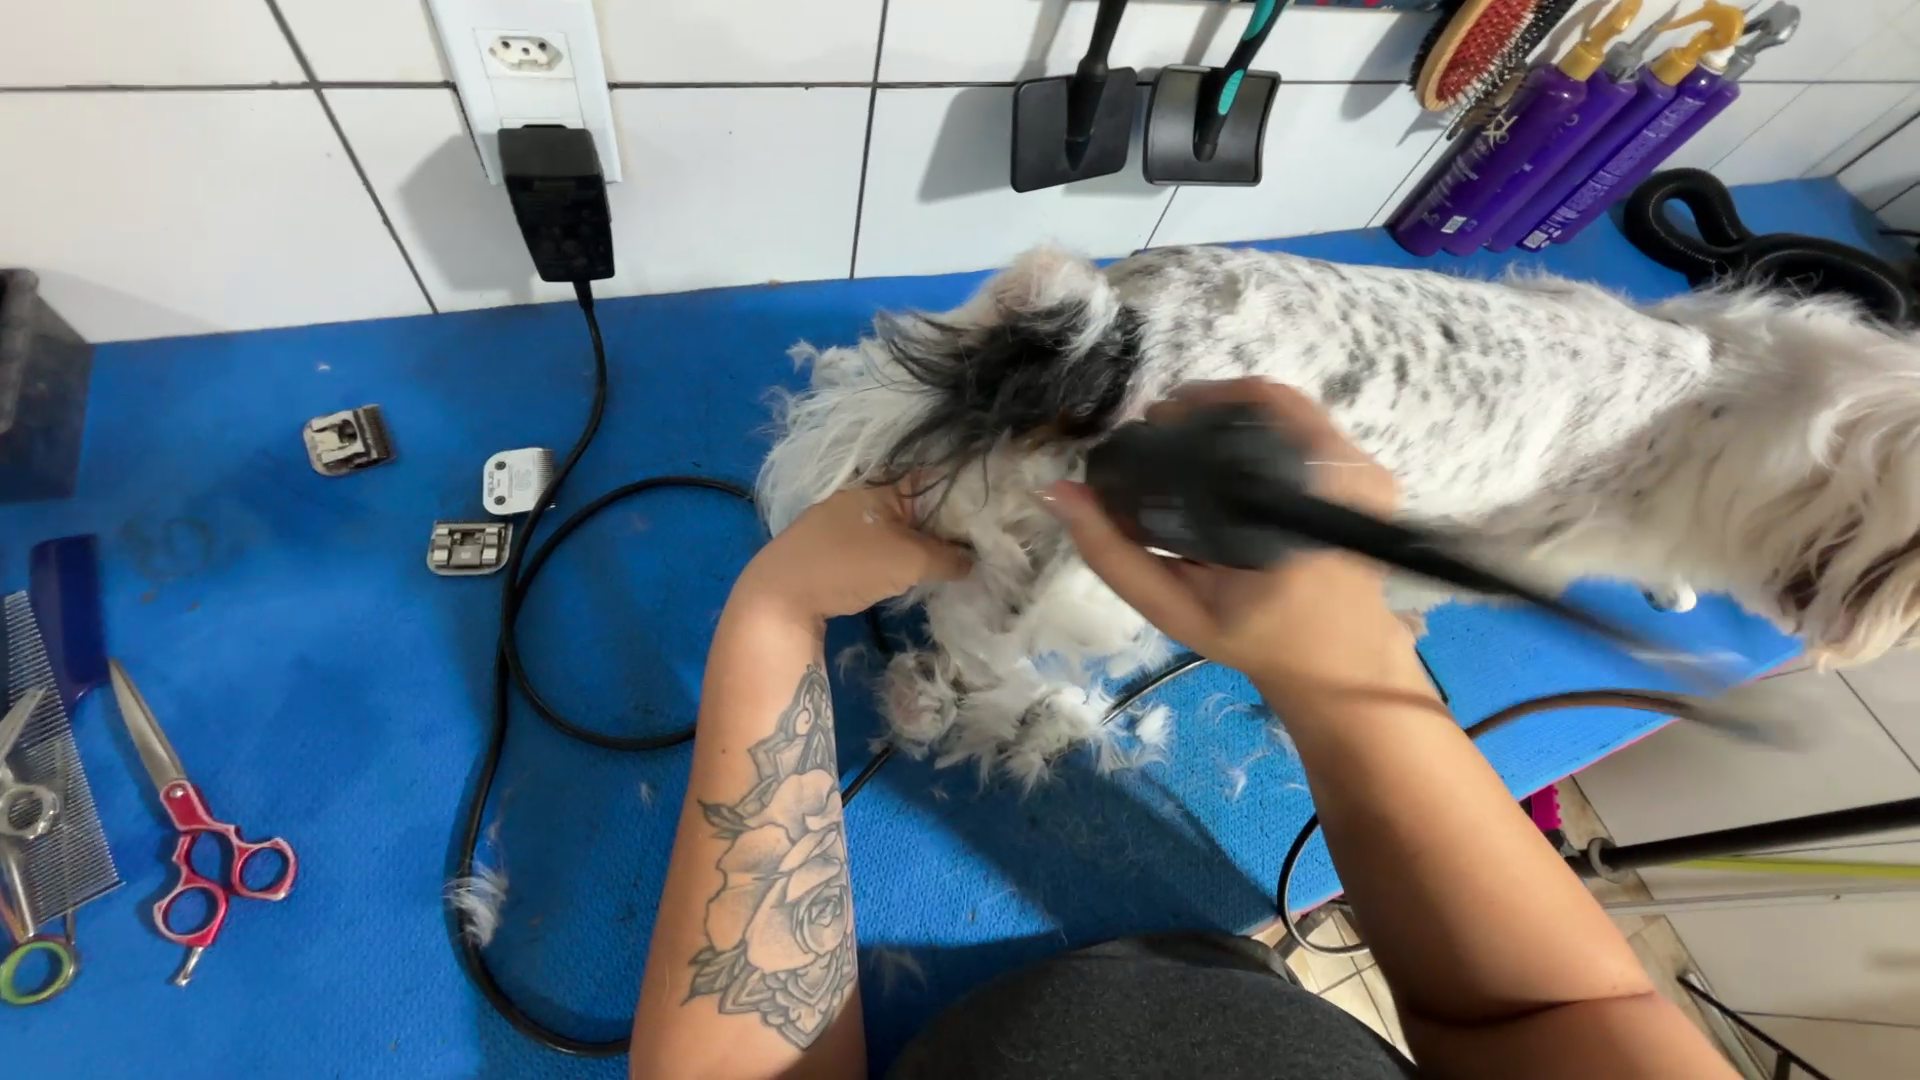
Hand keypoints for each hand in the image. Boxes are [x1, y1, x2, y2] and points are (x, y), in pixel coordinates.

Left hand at [737, 483, 971, 622]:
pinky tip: (912, 570)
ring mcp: (844, 520)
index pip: (934, 478)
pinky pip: (879, 541)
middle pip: (917, 503)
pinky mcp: (832, 546)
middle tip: (978, 543)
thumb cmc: (847, 565)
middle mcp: (862, 495)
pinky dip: (899, 553)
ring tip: (952, 559)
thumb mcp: (908, 561)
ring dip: (922, 541)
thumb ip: (947, 558)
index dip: (964, 494)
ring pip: (897, 525)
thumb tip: (974, 561)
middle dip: (946, 522)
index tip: (990, 515)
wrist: (779, 595)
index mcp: (881, 486)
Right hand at [1043, 378, 1415, 700]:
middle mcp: (1340, 478)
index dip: (1190, 409)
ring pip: (1289, 408)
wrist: (1336, 661)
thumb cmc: (1253, 638)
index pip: (1243, 417)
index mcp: (1291, 512)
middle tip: (1162, 432)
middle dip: (1206, 406)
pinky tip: (1230, 453)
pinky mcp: (1374, 472)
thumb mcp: (1172, 607)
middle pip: (1266, 402)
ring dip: (1232, 414)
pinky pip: (1311, 425)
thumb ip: (1113, 555)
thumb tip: (1059, 493)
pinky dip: (1263, 427)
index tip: (1150, 426)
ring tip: (1190, 439)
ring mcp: (1367, 471)